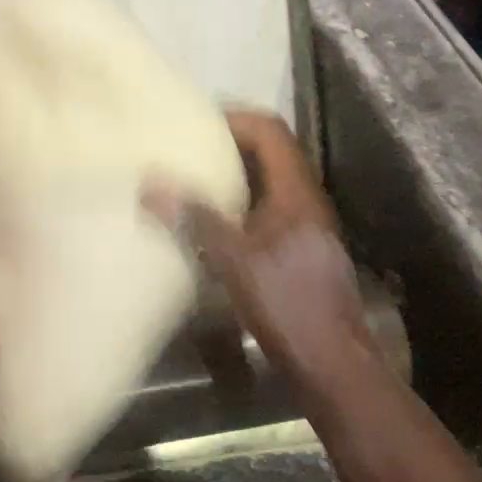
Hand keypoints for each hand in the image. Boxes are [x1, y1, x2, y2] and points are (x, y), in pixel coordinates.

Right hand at [148, 111, 378, 386]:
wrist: (331, 362)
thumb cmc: (286, 304)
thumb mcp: (233, 260)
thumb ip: (194, 218)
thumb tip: (149, 182)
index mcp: (296, 192)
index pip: (270, 131)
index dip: (234, 119)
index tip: (193, 124)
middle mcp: (305, 201)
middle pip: (268, 153)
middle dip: (226, 146)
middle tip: (182, 150)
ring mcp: (304, 227)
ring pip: (265, 184)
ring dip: (230, 177)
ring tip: (187, 182)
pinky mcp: (298, 251)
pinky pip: (264, 210)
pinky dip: (236, 205)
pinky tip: (208, 226)